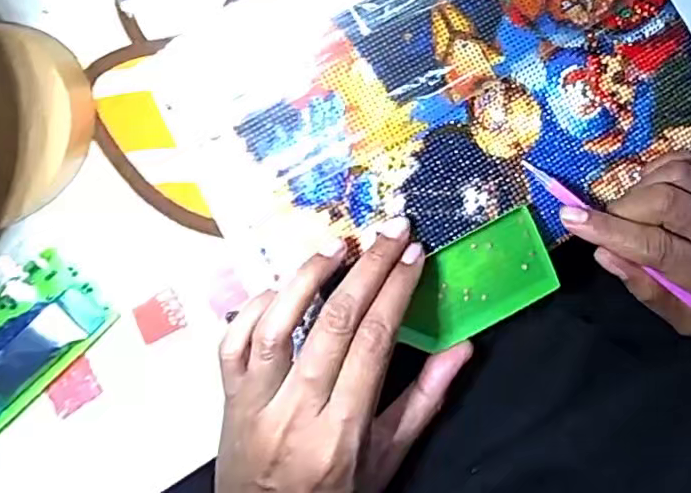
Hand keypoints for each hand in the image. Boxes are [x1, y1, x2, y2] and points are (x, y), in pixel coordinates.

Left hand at [217, 218, 474, 492]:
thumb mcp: (385, 461)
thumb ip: (424, 402)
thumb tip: (463, 348)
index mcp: (339, 434)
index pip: (374, 341)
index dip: (396, 289)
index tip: (414, 253)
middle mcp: (295, 414)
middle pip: (334, 323)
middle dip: (369, 267)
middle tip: (392, 230)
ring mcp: (255, 404)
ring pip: (277, 325)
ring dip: (309, 276)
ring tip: (339, 244)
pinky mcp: (228, 396)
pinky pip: (235, 340)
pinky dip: (258, 304)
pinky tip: (285, 284)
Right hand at [558, 152, 690, 346]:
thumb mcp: (690, 324)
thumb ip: (646, 290)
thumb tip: (602, 252)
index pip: (659, 248)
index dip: (610, 230)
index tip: (570, 218)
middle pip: (666, 202)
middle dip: (623, 208)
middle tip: (607, 221)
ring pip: (674, 175)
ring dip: (639, 187)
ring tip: (632, 208)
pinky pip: (685, 160)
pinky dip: (656, 169)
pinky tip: (650, 188)